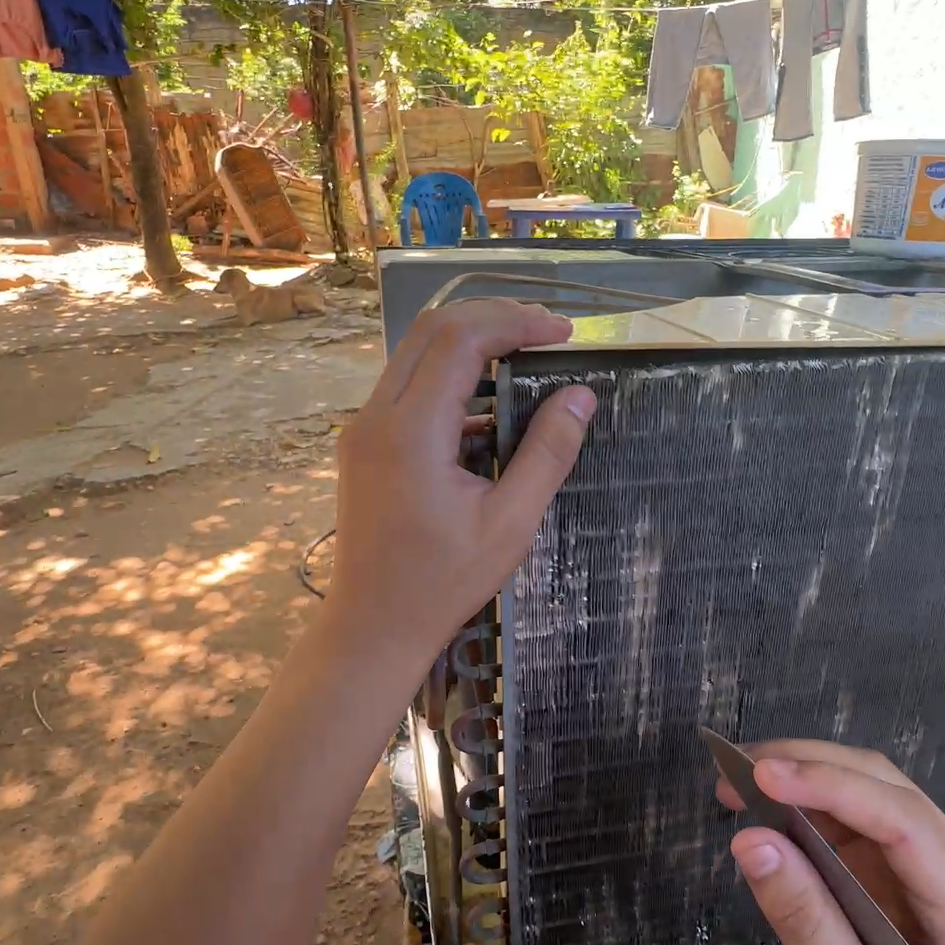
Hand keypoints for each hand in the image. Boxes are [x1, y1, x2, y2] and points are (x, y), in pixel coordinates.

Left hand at [329, 299, 596, 659]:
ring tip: (526, 357)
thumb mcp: (510, 523)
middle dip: (494, 319)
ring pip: (415, 354)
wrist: (373, 626)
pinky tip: (491, 409)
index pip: (460, 339)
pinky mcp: (363, 443)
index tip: (563, 333)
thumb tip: (581, 396)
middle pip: (432, 330)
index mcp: (410, 431)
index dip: (516, 322)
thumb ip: (547, 453)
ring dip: (471, 344)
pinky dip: (451, 380)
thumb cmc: (443, 583)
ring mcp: (363, 428)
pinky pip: (408, 388)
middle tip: (548, 333)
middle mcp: (376, 416)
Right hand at [717, 740, 944, 944]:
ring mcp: (934, 864)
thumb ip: (808, 927)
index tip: (758, 773)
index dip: (830, 786)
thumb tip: (749, 839)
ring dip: (804, 776)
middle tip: (733, 771)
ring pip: (870, 789)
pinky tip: (768, 808)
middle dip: (809, 767)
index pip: (905, 821)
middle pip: (887, 789)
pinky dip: (807, 803)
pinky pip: (855, 817)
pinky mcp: (903, 869)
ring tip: (738, 784)